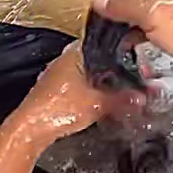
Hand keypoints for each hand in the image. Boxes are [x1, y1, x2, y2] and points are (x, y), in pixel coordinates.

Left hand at [2, 42, 128, 148]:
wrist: (31, 128)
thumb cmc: (59, 110)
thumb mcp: (98, 104)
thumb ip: (122, 99)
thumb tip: (141, 97)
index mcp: (74, 54)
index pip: (101, 44)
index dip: (119, 51)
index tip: (134, 58)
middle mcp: (64, 60)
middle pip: (95, 60)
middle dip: (112, 69)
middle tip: (130, 77)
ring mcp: (57, 74)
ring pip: (86, 73)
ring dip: (101, 81)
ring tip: (118, 90)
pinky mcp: (54, 89)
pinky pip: (77, 84)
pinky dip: (90, 90)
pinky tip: (99, 100)